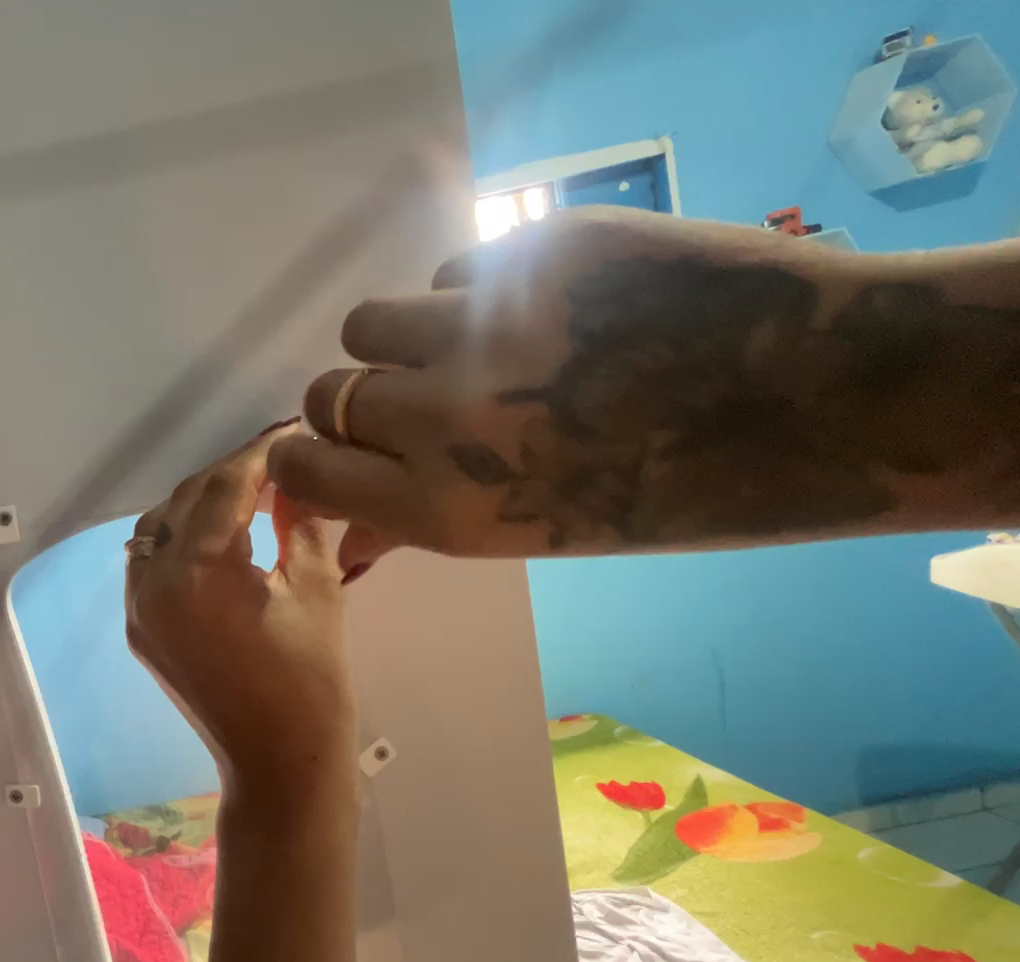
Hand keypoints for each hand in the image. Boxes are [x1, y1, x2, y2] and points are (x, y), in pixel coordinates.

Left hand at [124, 424, 356, 802]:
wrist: (278, 761)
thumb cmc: (311, 679)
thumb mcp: (317, 588)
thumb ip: (299, 517)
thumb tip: (296, 470)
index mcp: (198, 571)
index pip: (223, 487)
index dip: (258, 455)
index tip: (288, 436)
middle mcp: (152, 582)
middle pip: (183, 502)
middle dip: (227, 477)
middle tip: (273, 464)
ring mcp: (137, 608)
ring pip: (156, 529)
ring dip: (195, 505)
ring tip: (244, 498)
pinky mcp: (138, 628)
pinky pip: (147, 564)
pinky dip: (176, 540)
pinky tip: (213, 538)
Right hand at [266, 206, 925, 557]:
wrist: (826, 399)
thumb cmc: (659, 495)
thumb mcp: (522, 536)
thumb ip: (416, 526)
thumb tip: (343, 543)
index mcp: (442, 508)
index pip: (302, 466)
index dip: (304, 453)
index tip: (328, 446)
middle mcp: (443, 422)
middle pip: (330, 391)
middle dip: (365, 398)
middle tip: (425, 398)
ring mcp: (487, 329)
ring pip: (371, 320)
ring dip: (404, 338)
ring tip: (472, 344)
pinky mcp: (536, 253)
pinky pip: (452, 272)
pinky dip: (477, 294)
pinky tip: (546, 311)